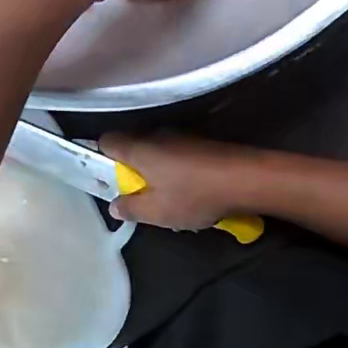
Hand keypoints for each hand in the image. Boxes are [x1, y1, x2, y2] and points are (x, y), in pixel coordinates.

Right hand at [100, 134, 266, 230]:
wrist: (246, 179)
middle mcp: (159, 135)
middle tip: (140, 197)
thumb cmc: (194, 194)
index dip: (101, 158)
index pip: (107, 141)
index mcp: (140, 148)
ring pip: (159, 153)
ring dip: (158, 173)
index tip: (108, 180)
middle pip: (134, 148)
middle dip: (133, 171)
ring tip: (168, 199)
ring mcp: (184, 137)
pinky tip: (191, 194)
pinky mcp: (203, 144)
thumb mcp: (157, 211)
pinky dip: (179, 172)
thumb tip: (115, 205)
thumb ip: (131, 208)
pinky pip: (180, 156)